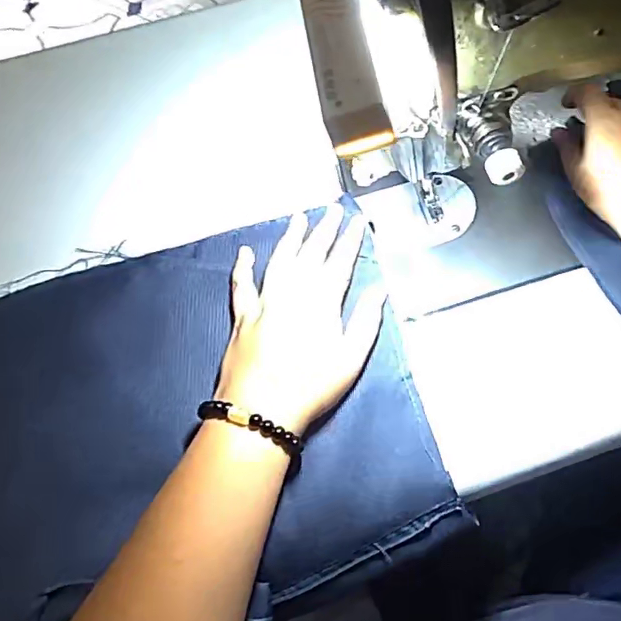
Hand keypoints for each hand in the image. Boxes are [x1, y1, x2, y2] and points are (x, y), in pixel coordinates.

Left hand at [214, 205, 385, 435]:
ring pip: (279, 259)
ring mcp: (265, 302)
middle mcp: (292, 293)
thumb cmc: (311, 386)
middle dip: (324, 229)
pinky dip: (243, 266)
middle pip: (311, 252)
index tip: (358, 221)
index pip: (340, 261)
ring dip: (290, 237)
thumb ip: (365, 319)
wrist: (261, 409)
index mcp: (322, 301)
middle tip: (333, 210)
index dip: (350, 239)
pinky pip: (243, 284)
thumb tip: (378, 291)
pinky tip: (245, 253)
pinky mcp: (243, 316)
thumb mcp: (351, 356)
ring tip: (299, 218)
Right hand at [554, 82, 620, 232]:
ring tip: (611, 149)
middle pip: (611, 102)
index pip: (587, 91)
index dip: (575, 94)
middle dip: (597, 111)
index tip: (568, 104)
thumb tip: (560, 134)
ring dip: (619, 127)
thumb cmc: (610, 192)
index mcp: (604, 117)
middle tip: (588, 129)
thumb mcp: (578, 173)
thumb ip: (567, 148)